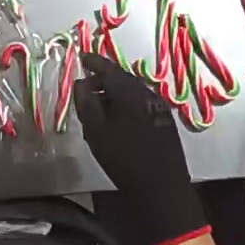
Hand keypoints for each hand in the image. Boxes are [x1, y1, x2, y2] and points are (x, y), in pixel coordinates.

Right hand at [74, 52, 206, 244]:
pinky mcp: (164, 123)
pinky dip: (125, 105)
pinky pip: (140, 105)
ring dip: (114, 94)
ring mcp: (159, 109)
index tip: (81, 57)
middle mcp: (148, 95)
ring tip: (97, 105)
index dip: (94, 62)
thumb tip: (80, 83)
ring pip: (132, 93)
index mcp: (131, 93)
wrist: (162, 187)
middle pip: (122, 80)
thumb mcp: (97, 132)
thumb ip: (87, 104)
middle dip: (103, 80)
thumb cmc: (124, 159)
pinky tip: (116, 119)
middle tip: (85, 86)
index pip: (110, 69)